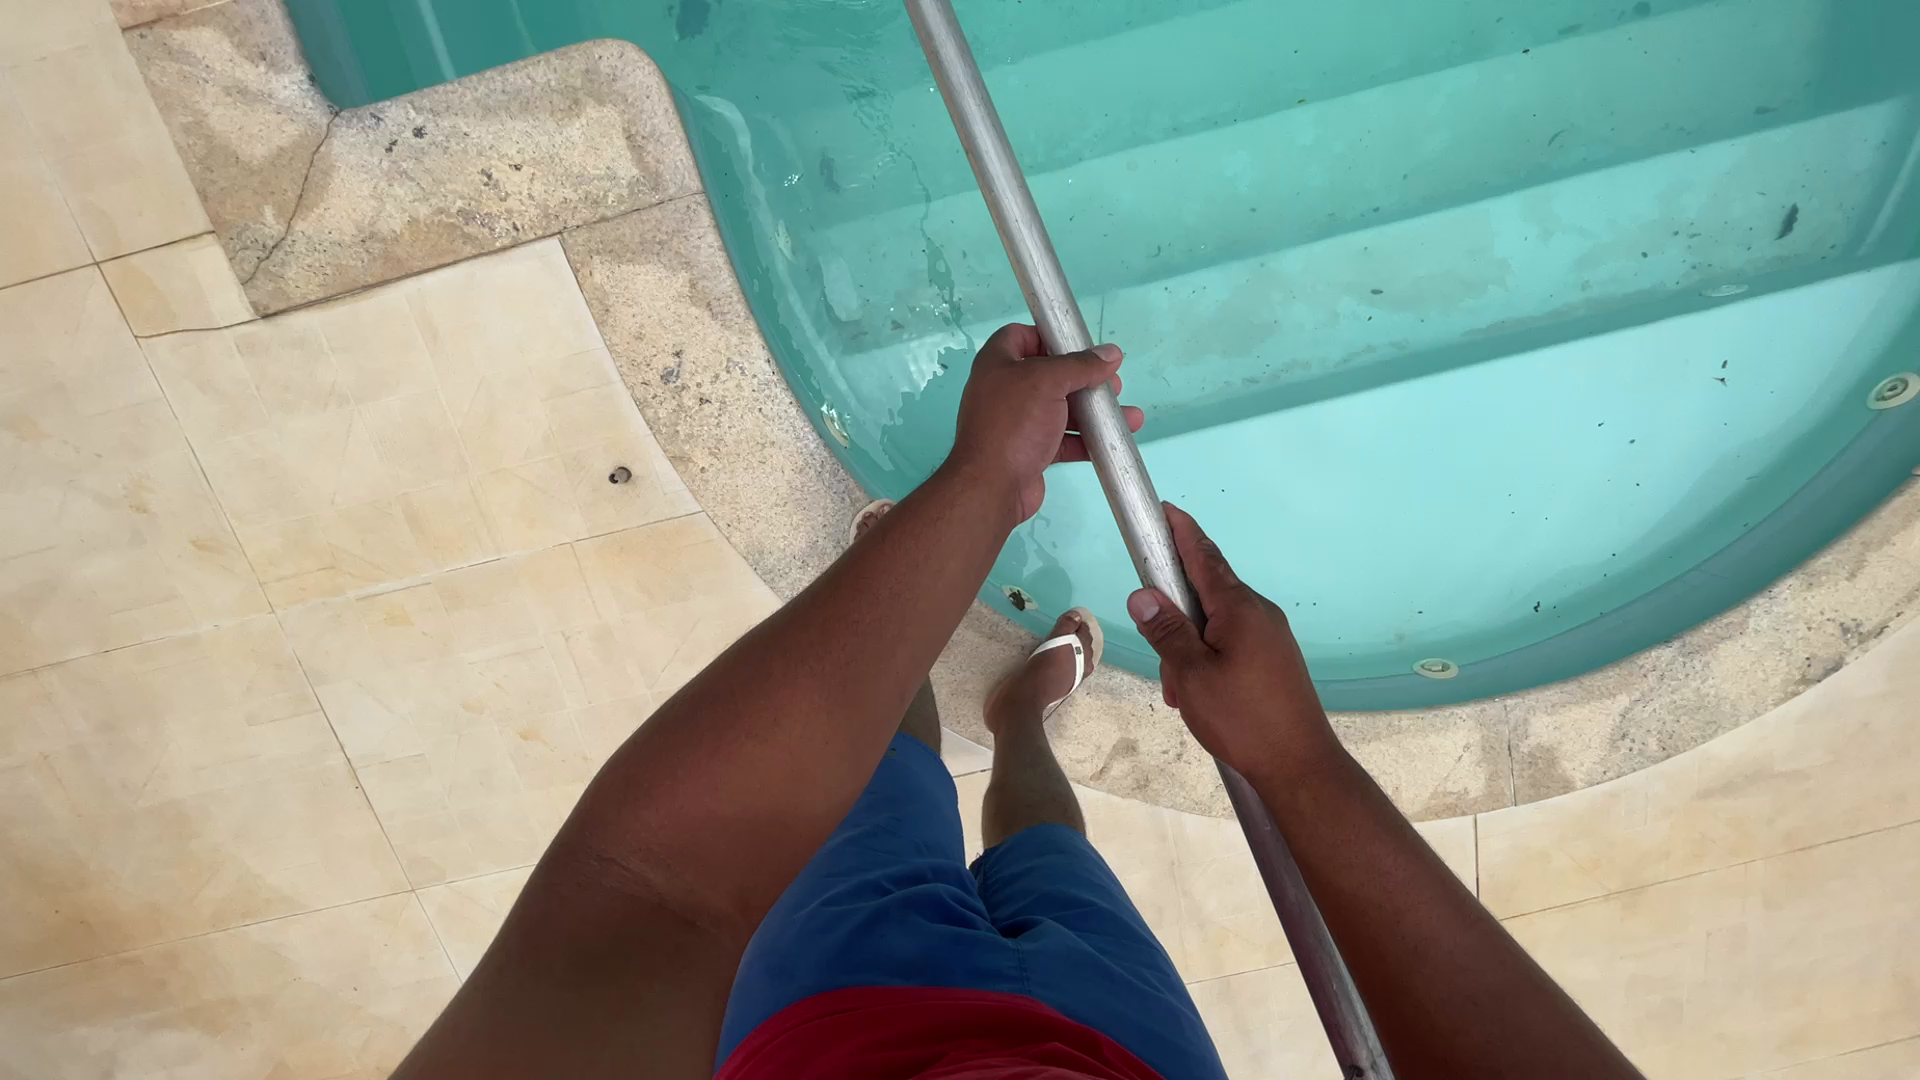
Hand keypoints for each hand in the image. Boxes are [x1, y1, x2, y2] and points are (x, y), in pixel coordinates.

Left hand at [947, 323, 1144, 521]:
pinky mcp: (1029, 451)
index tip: (1079, 344)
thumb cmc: (1014, 422)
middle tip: (1112, 383)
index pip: (1020, 336)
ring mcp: (1016, 423)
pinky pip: (1062, 440)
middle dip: (1084, 378)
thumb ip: (1080, 366)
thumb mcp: (1048, 382)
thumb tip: (1111, 353)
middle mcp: (1005, 390)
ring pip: (1060, 410)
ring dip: (1093, 412)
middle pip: (1048, 375)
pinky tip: (1113, 440)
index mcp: (997, 364)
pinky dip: (1086, 439)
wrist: (992, 486)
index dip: (1048, 335)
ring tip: (1126, 414)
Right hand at [1126, 504, 1339, 780]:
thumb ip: (1166, 630)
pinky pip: (1230, 642)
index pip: (1204, 556)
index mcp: (1239, 608)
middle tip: (1156, 655)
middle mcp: (1258, 613)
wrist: (1301, 766)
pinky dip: (1205, 658)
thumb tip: (1142, 594)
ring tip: (1178, 691)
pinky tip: (1197, 693)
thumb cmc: (1242, 717)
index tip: (1164, 510)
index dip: (1181, 531)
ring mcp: (1269, 636)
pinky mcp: (1273, 658)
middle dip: (1173, 614)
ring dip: (1187, 646)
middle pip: (1205, 594)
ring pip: (1214, 624)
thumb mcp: (1192, 674)